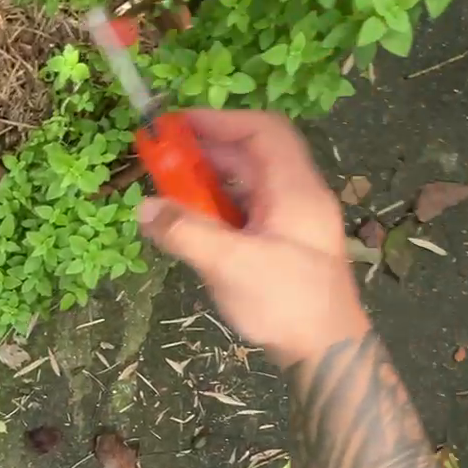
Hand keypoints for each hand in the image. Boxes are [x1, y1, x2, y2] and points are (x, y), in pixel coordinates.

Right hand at [136, 109, 370, 366]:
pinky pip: (240, 213)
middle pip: (249, 156)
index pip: (261, 132)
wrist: (323, 346)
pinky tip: (189, 224)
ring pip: (243, 186)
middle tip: (160, 157)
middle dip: (204, 150)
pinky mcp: (275, 244)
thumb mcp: (230, 265)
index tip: (174, 124)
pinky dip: (211, 209)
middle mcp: (293, 196)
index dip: (218, 121)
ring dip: (205, 182)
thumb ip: (186, 233)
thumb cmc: (284, 300)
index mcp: (294, 189)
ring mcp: (285, 221)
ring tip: (167, 189)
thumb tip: (144, 207)